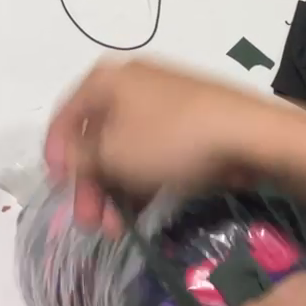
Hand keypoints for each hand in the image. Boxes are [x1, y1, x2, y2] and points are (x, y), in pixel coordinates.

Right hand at [45, 60, 302, 230]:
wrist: (250, 134)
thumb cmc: (170, 139)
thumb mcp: (112, 154)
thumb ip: (77, 160)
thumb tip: (63, 162)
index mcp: (105, 80)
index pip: (64, 118)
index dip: (55, 158)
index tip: (58, 193)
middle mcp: (129, 82)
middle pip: (93, 136)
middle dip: (88, 183)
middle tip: (90, 221)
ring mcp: (160, 99)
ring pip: (123, 147)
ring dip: (114, 188)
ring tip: (117, 226)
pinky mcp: (187, 118)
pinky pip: (150, 149)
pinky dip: (140, 178)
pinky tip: (143, 208)